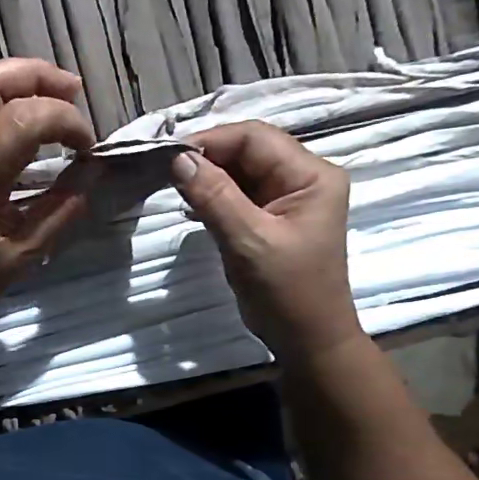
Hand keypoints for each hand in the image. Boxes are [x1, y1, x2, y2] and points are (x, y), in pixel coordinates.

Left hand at [0, 59, 95, 330]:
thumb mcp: (29, 252)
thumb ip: (63, 208)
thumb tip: (93, 169)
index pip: (19, 124)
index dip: (62, 121)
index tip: (86, 145)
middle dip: (35, 75)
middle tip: (74, 90)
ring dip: (21, 78)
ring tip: (60, 94)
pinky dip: (9, 95)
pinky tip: (36, 112)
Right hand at [173, 121, 363, 361]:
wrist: (307, 341)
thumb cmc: (287, 292)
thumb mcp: (249, 242)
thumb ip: (214, 197)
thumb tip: (177, 158)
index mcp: (312, 175)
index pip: (256, 138)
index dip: (211, 140)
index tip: (169, 155)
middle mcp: (304, 178)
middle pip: (248, 151)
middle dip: (208, 159)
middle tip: (166, 170)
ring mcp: (288, 199)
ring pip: (241, 172)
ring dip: (208, 178)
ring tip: (175, 187)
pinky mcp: (272, 218)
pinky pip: (239, 195)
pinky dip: (214, 197)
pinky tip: (192, 205)